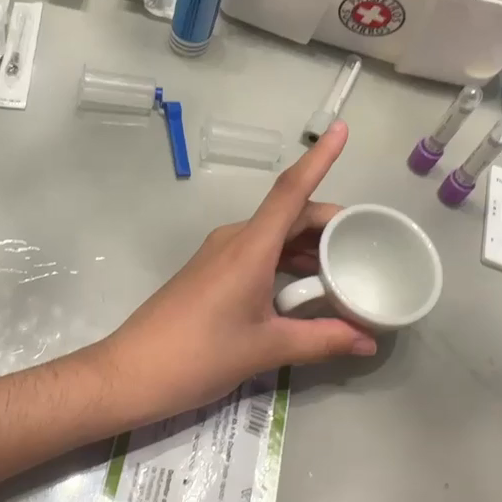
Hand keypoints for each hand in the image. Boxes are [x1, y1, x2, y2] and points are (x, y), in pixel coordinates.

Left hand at [93, 125, 374, 422]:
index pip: (291, 190)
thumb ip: (321, 340)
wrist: (132, 372)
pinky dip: (287, 259)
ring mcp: (221, 253)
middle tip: (367, 241)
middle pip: (290, 213)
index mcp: (251, 246)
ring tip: (344, 266)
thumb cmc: (199, 354)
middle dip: (328, 221)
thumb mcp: (266, 348)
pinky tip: (306, 286)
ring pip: (275, 233)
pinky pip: (260, 250)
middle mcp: (236, 238)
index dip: (319, 157)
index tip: (342, 129)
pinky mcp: (212, 270)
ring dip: (308, 244)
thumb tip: (369, 341)